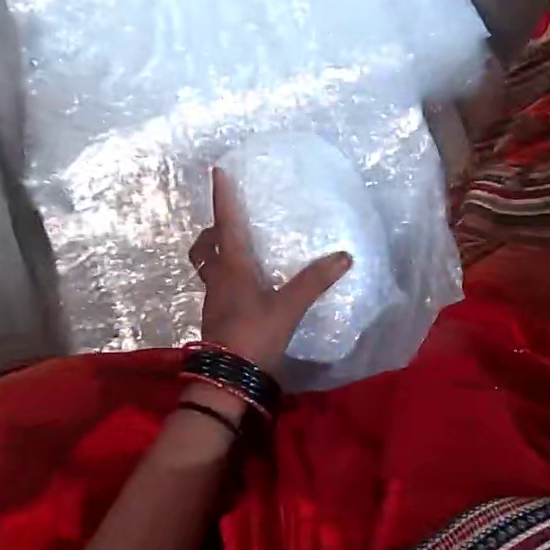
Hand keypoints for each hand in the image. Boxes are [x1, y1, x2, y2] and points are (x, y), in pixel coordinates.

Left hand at [189, 167, 351, 375]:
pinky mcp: (216, 319)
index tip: (218, 171)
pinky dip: (225, 278)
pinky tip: (243, 288)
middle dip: (213, 230)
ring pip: (207, 267)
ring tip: (234, 252)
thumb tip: (344, 257)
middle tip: (227, 222)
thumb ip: (314, 282)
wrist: (228, 377)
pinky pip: (216, 287)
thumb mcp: (288, 308)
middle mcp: (218, 279)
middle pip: (205, 246)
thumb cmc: (254, 336)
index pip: (226, 224)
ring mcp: (214, 300)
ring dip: (214, 254)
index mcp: (232, 268)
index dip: (223, 197)